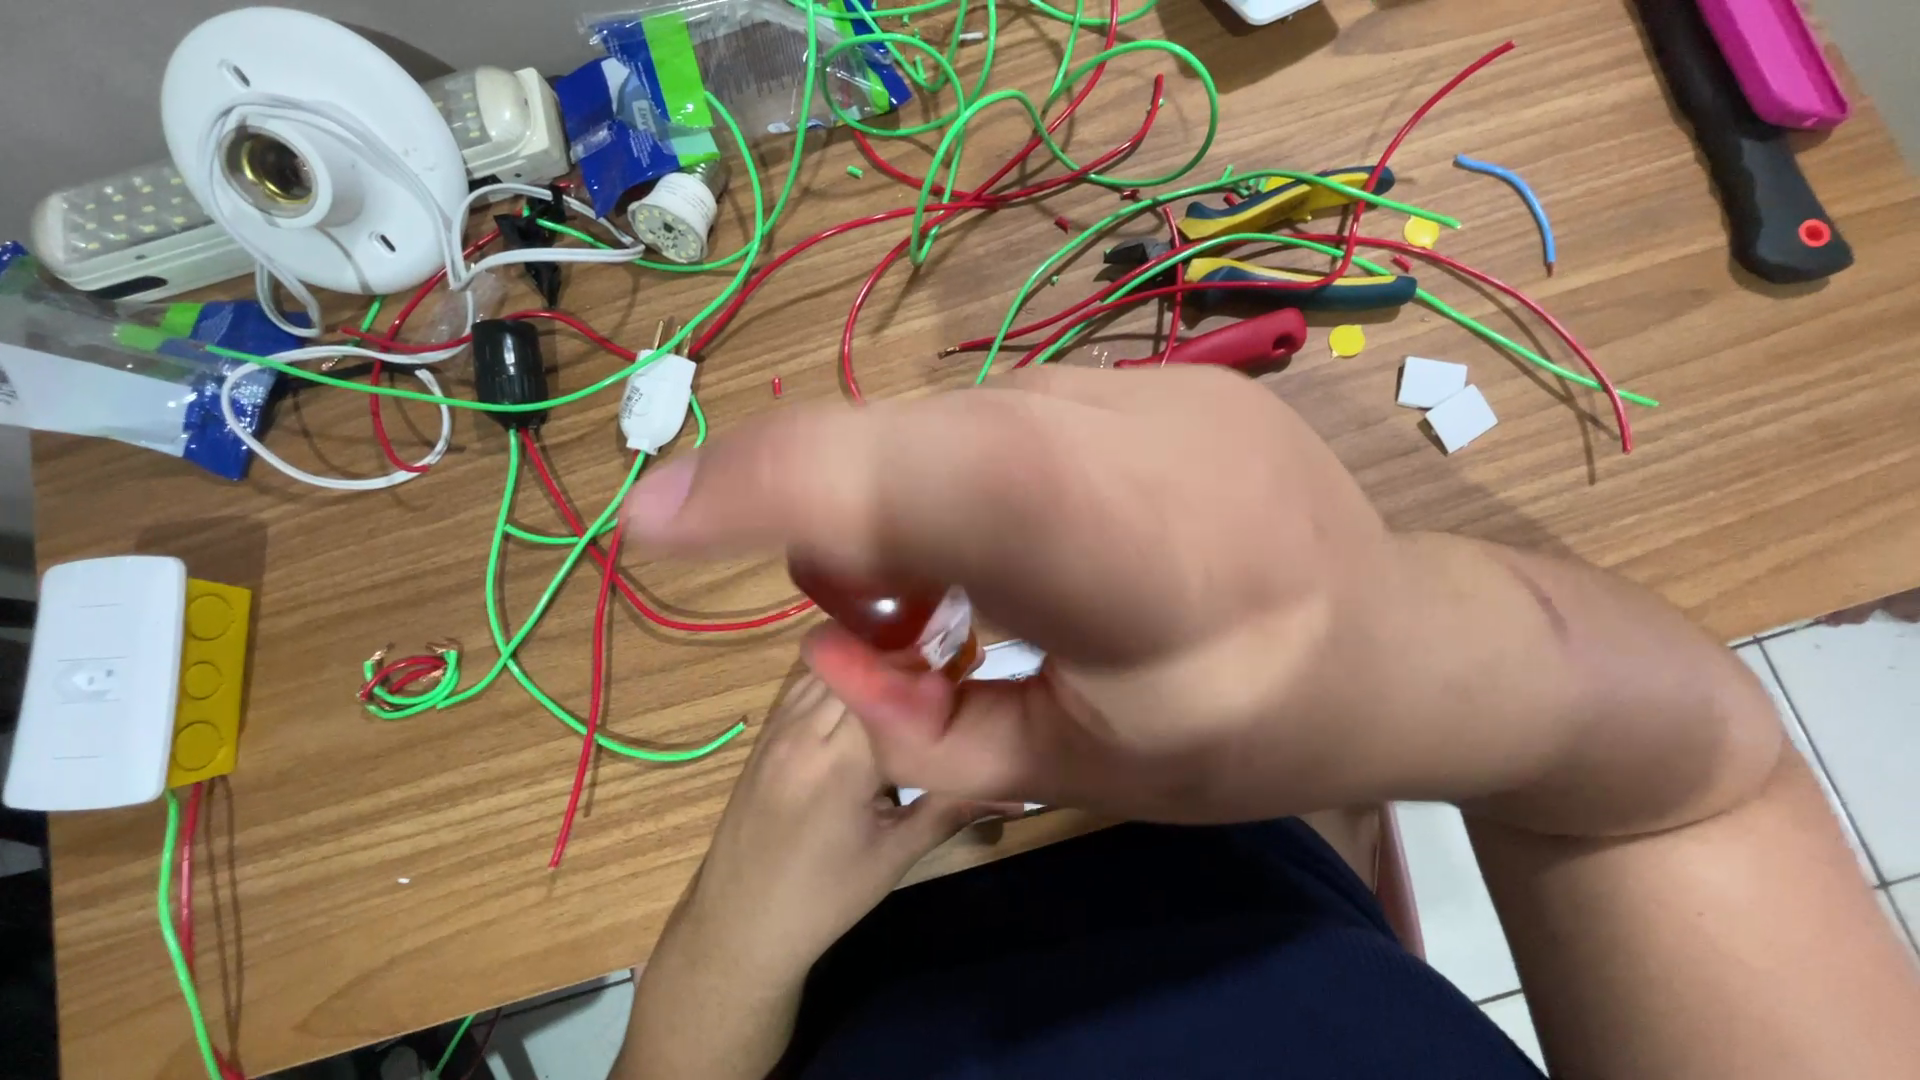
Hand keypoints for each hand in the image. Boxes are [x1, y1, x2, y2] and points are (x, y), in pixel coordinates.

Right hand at [625, 367, 1395, 821]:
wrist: (1410, 639)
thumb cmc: (1262, 732)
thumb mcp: (1095, 776)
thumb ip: (939, 729)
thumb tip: (827, 653)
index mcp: (1145, 559)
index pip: (947, 477)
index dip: (792, 479)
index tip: (659, 516)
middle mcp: (1142, 434)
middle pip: (915, 439)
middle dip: (827, 515)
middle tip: (862, 620)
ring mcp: (1148, 386)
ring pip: (949, 420)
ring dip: (898, 502)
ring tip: (941, 599)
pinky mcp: (1149, 374)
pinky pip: (1000, 412)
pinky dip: (955, 476)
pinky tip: (999, 544)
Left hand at [677, 672, 982, 978]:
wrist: (740, 924)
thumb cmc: (825, 898)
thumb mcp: (896, 856)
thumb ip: (952, 809)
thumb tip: (1016, 790)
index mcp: (841, 763)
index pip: (889, 688)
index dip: (926, 673)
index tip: (961, 673)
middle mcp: (805, 732)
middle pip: (860, 667)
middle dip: (901, 663)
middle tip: (941, 675)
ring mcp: (778, 728)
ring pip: (830, 668)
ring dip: (867, 665)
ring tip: (906, 678)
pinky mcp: (764, 733)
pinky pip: (805, 684)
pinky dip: (838, 678)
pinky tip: (862, 695)